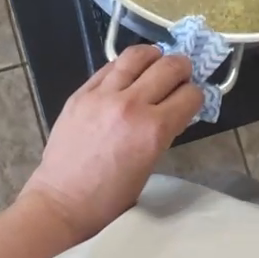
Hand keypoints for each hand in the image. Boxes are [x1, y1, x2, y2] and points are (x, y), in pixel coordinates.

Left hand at [19, 46, 203, 244]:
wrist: (62, 201)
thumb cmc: (109, 198)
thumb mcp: (149, 165)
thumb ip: (164, 133)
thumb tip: (173, 111)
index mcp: (154, 130)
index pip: (190, 95)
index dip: (196, 95)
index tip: (193, 98)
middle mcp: (131, 105)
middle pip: (169, 67)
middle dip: (182, 68)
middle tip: (181, 74)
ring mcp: (102, 95)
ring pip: (136, 56)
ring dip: (154, 55)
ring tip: (157, 60)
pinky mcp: (81, 93)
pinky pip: (109, 67)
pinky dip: (124, 66)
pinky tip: (128, 72)